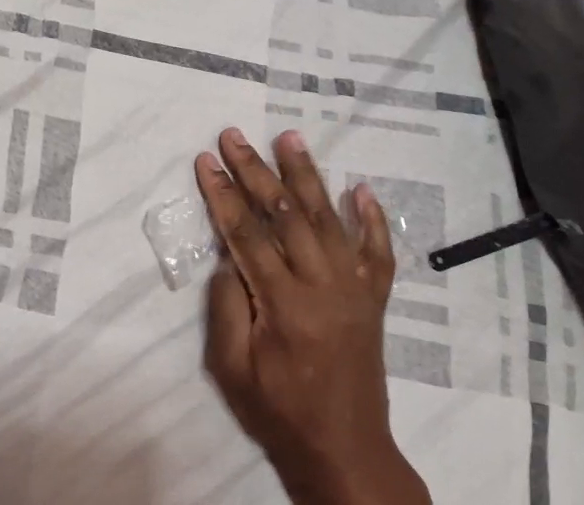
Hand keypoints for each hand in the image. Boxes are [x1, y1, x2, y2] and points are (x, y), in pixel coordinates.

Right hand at [197, 129, 430, 504]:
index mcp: (285, 305)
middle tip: (233, 135)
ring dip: (307, 176)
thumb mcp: (230, 364)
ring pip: (331, 221)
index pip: (246, 235)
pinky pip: (379, 254)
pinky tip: (362, 189)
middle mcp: (325, 289)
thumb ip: (227, 305)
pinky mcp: (374, 302)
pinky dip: (372, 219)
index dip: (222, 194)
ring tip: (290, 137)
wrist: (345, 449)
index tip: (204, 160)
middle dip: (256, 171)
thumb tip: (228, 255)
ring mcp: (356, 293)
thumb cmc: (276, 408)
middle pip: (287, 216)